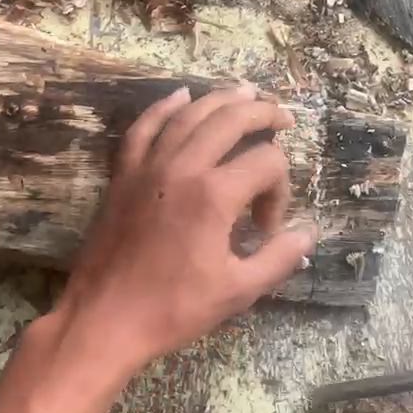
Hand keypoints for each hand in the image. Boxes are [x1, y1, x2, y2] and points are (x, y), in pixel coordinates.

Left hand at [46, 85, 314, 379]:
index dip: (280, 191)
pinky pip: (143, 128)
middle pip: (230, 120)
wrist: (104, 319)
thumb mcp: (238, 291)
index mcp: (214, 196)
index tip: (266, 229)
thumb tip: (308, 234)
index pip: (265, 164)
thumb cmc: (174, 309)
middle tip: (283, 118)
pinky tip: (180, 96)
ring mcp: (148, 167)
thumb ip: (278, 258)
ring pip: (188, 115)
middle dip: (262, 114)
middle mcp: (182, 168)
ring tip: (245, 92)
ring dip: (220, 99)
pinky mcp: (123, 176)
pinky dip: (163, 108)